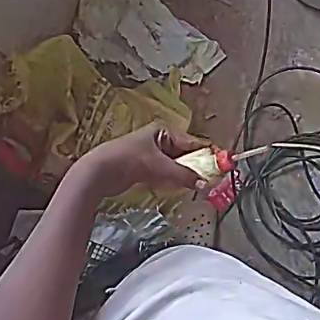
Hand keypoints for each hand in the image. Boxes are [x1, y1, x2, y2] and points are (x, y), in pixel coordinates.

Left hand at [67, 123, 208, 199]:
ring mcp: (150, 155)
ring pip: (174, 167)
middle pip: (185, 155)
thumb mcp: (160, 167)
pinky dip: (169, 181)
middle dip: (194, 168)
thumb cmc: (128, 161)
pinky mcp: (143, 169)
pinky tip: (170, 187)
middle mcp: (158, 140)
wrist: (98, 173)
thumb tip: (203, 183)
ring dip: (181, 176)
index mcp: (163, 132)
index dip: (207, 155)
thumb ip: (183, 175)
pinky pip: (164, 174)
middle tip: (207, 181)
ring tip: (191, 186)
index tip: (221, 166)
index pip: (192, 142)